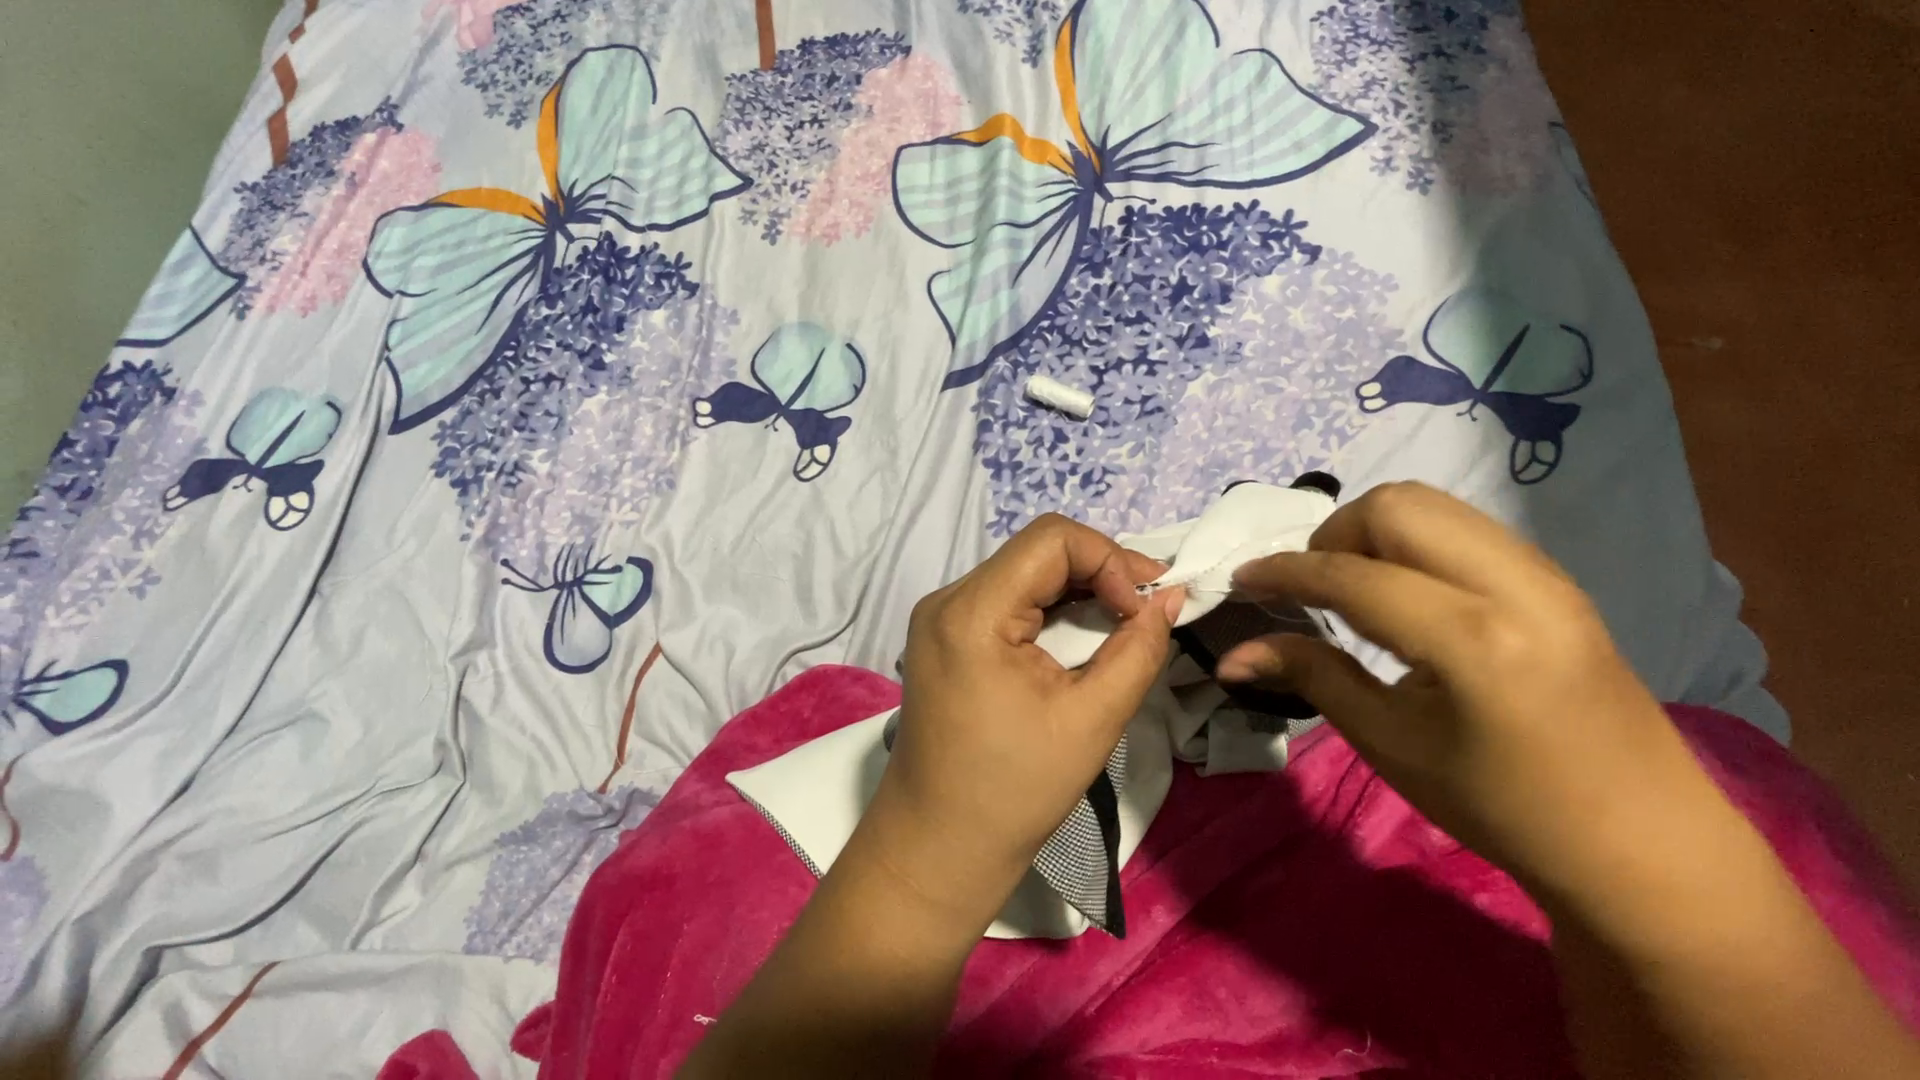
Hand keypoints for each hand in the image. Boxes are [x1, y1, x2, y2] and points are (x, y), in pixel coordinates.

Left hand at [872, 513, 1182, 923]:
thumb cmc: (1015, 791)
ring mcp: (940, 618)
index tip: (1143, 610)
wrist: (939, 845)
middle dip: (1101, 571)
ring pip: (1023, 572)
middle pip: (1036, 551)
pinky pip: (1006, 600)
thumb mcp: (1092, 719)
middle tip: (1151, 608)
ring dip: (1079, 589)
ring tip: (1127, 620)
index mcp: (971, 612)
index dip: (1110, 559)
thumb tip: (1170, 598)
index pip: (1051, 539)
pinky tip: (1085, 633)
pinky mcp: (945, 638)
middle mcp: (947, 600)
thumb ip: (1138, 649)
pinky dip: (1051, 609)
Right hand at [1217, 482, 1694, 891]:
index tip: (1241, 580)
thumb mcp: (1392, 745)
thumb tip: (1233, 655)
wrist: (1639, 841)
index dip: (1284, 572)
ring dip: (1375, 531)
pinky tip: (1404, 593)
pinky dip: (1415, 541)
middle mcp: (1515, 584)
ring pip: (1435, 505)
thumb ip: (1311, 678)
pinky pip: (1466, 527)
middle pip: (1397, 505)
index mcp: (1471, 639)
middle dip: (1334, 534)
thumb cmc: (1502, 807)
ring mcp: (1545, 575)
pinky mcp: (1557, 580)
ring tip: (1352, 586)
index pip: (1352, 575)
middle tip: (1310, 587)